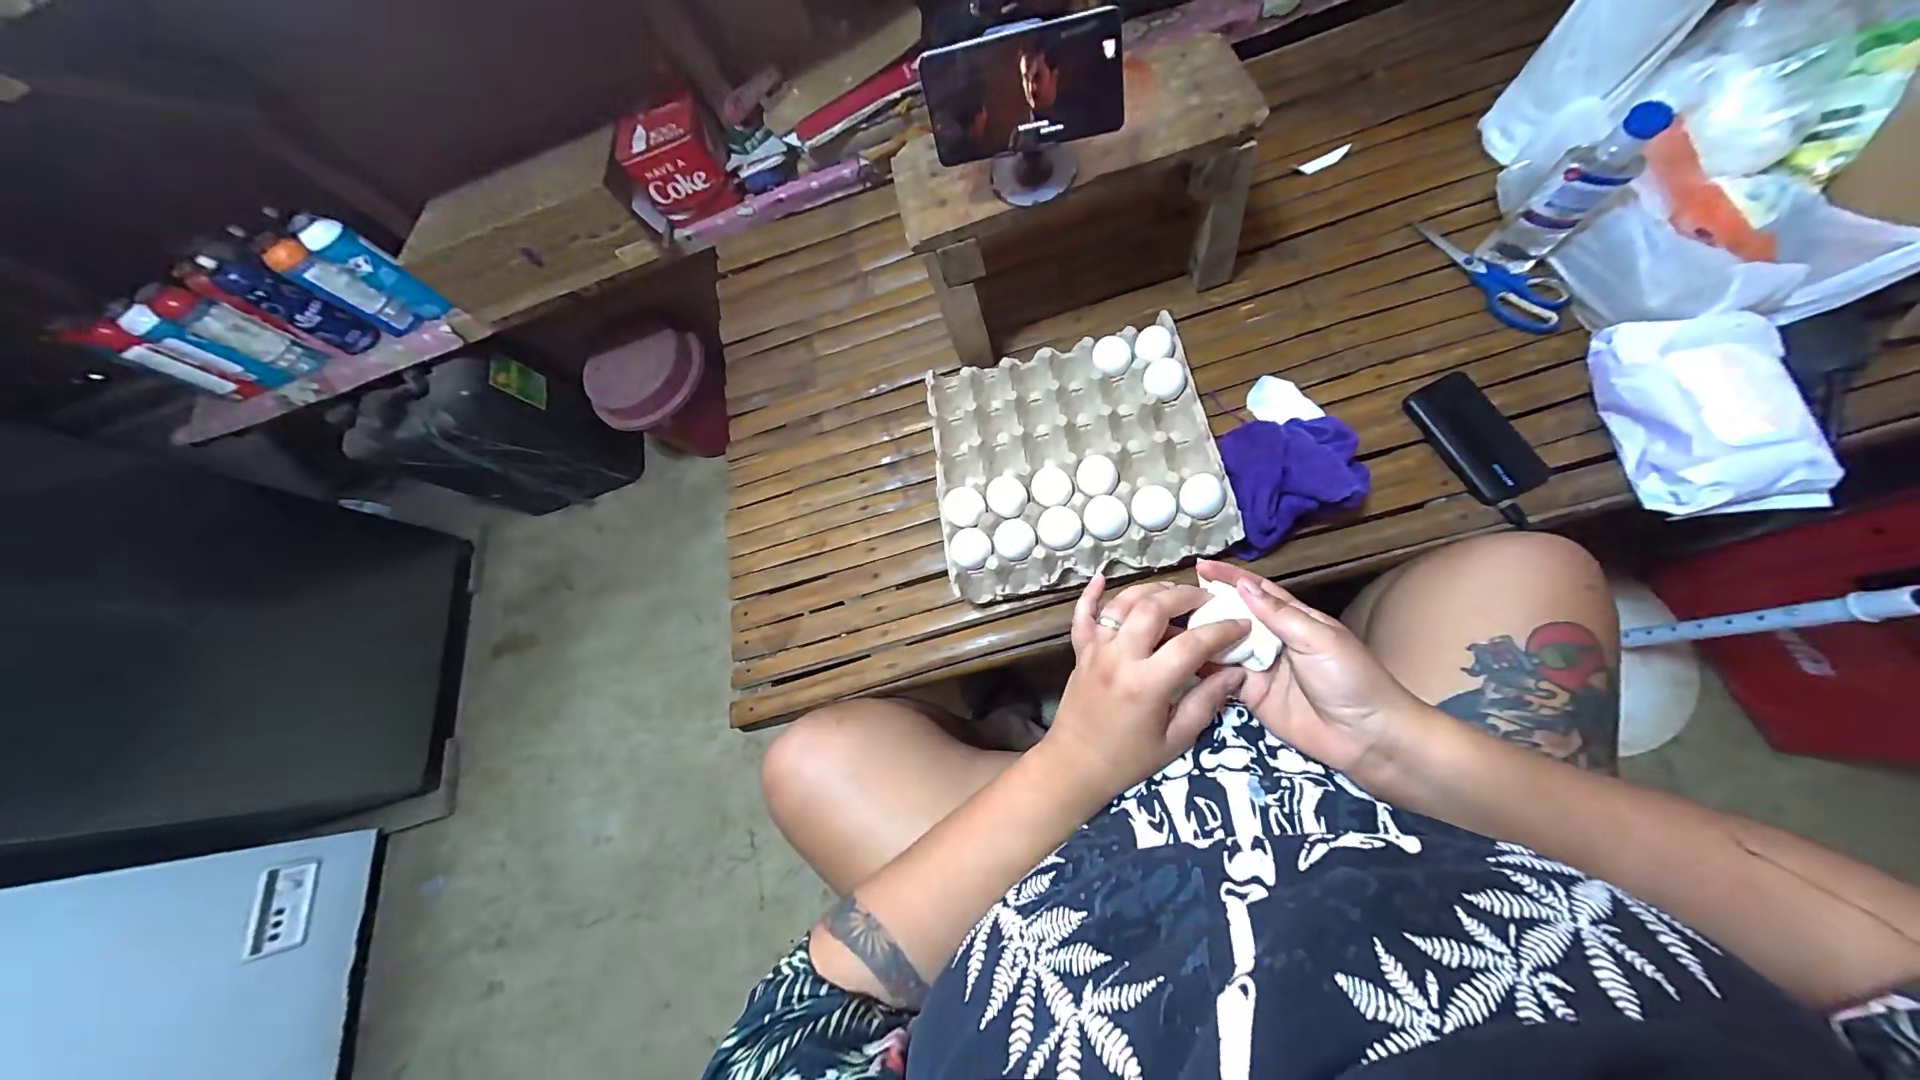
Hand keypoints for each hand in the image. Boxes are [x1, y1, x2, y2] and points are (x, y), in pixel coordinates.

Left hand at [1040, 574, 1250, 802]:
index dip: (1221, 630)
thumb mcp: (1176, 739)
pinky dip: (1090, 595)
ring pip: (1121, 604)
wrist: (1074, 765)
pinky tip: (1101, 577)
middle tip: (1207, 601)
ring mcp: (1095, 650)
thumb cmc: (1128, 759)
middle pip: (1153, 608)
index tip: (1240, 625)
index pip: (1191, 643)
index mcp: (1146, 683)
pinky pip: (1082, 616)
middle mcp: (1118, 657)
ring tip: (1174, 594)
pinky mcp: (1079, 651)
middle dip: (1185, 597)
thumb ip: (1206, 702)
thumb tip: (1238, 672)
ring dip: (1149, 591)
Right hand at [1195, 560, 1430, 783]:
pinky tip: (1179, 659)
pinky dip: (1202, 668)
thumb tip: (1243, 585)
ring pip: (1222, 645)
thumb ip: (1279, 614)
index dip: (1229, 578)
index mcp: (1293, 619)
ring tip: (1168, 626)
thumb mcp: (1319, 639)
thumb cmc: (1352, 680)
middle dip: (1207, 605)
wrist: (1367, 738)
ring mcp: (1259, 667)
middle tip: (1174, 600)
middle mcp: (1272, 639)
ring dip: (1200, 636)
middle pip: (1233, 617)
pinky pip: (1221, 677)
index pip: (1256, 591)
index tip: (1201, 566)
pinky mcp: (1250, 694)